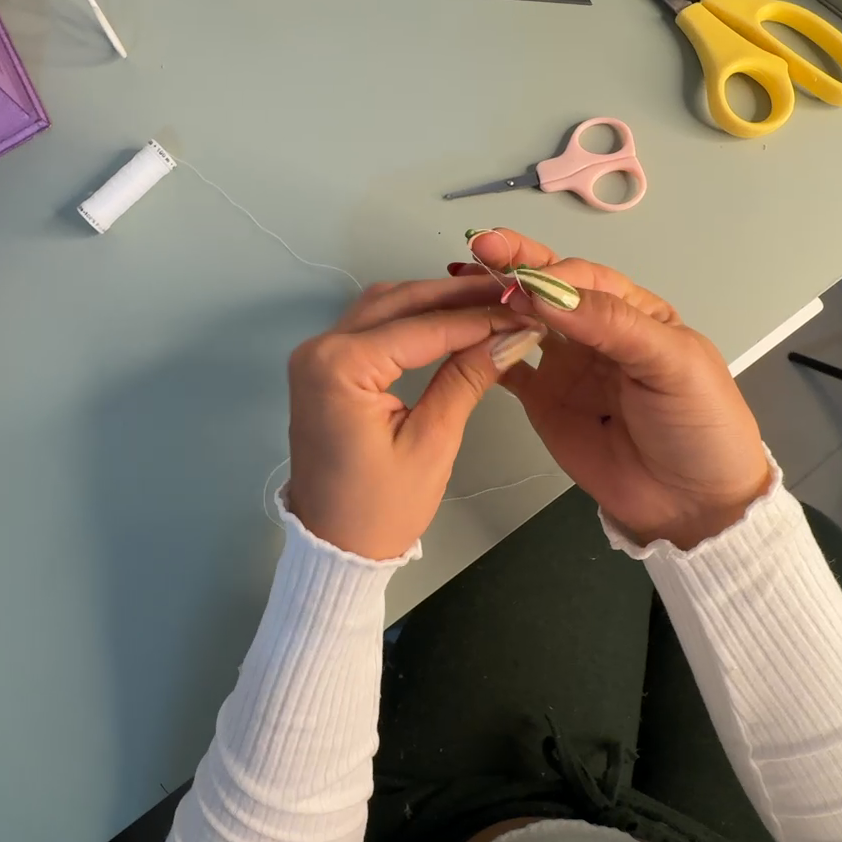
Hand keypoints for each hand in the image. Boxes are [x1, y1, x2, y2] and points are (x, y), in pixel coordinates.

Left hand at [286, 278, 541, 559]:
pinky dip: (408, 318)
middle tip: (510, 295)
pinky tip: (446, 320)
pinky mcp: (323, 368)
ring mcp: (316, 356)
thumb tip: (513, 336)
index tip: (525, 312)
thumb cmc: (380, 508)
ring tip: (486, 304)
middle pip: (397, 301)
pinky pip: (369, 327)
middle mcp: (319, 349)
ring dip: (432, 301)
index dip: (477, 319)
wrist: (333, 546)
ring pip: (382, 307)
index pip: (421, 327)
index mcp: (339, 366)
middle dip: (456, 297)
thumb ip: (467, 379)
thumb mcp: (432, 442)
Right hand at [455, 230, 768, 548]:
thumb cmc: (699, 425)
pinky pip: (506, 368)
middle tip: (479, 248)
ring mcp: (563, 365)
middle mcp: (592, 331)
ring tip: (459, 287)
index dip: (549, 274)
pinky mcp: (542, 399)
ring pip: (520, 321)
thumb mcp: (673, 364)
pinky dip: (482, 353)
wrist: (690, 504)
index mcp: (631, 311)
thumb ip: (612, 324)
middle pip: (546, 288)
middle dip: (513, 264)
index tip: (521, 283)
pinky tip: (461, 339)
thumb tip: (545, 294)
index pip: (582, 278)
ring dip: (492, 302)